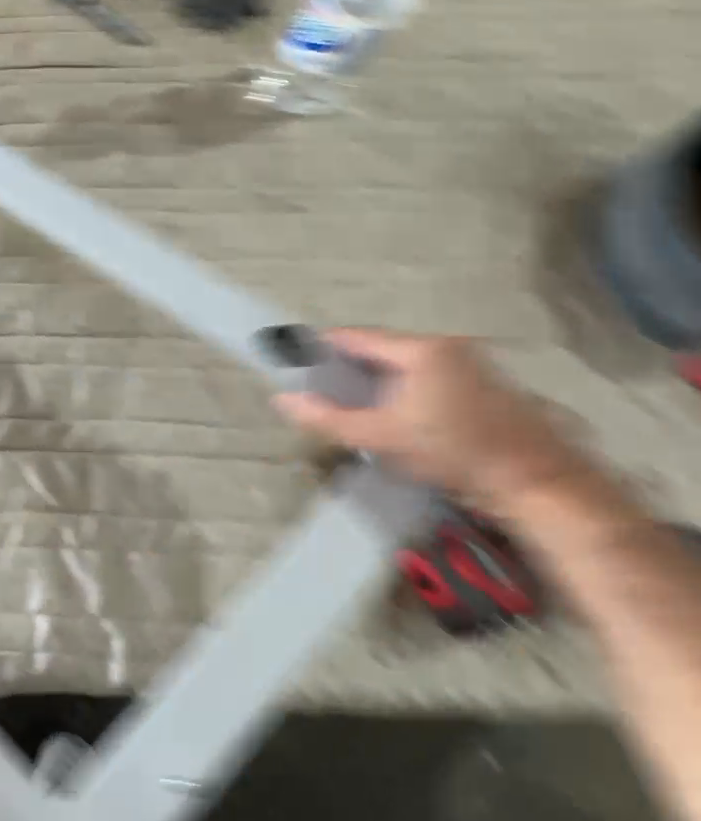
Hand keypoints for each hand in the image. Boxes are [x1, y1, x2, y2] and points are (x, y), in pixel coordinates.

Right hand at [273, 329, 595, 513]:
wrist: (537, 483)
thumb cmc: (454, 453)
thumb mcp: (380, 438)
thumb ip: (327, 417)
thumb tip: (283, 399)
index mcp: (421, 349)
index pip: (352, 336)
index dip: (318, 350)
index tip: (294, 368)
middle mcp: (446, 346)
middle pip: (377, 350)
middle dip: (345, 370)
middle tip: (318, 395)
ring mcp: (468, 364)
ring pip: (400, 365)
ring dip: (372, 383)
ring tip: (350, 409)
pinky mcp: (480, 385)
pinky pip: (423, 377)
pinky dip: (399, 391)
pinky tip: (390, 418)